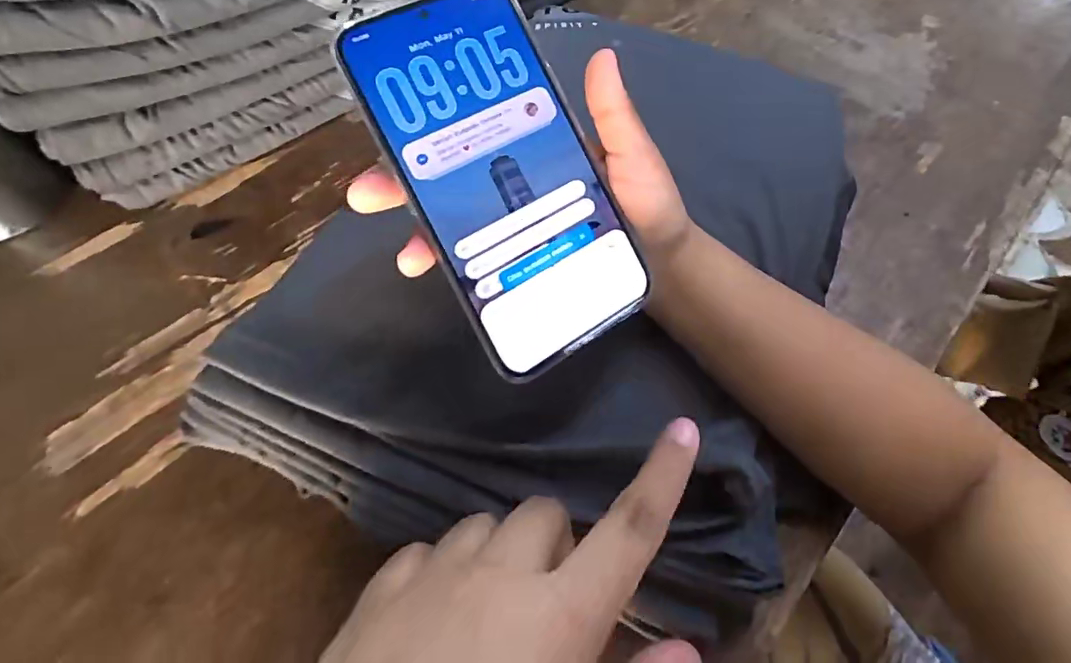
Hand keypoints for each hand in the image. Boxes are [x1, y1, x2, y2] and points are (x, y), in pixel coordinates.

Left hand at [319, 419, 702, 662]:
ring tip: (488, 615)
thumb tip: (688, 648)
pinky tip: (430, 619)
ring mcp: (437, 573)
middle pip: (548, 514)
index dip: (662, 478)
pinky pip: (429, 549)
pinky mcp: (381, 587)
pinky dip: (443, 572)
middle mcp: (502, 574)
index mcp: (559, 614)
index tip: (683, 429)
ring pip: (488, 524)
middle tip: (551, 606)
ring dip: (500, 556)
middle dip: (558, 546)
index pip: (628, 531)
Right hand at [346, 48, 694, 276]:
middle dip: (403, 175)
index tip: (399, 113)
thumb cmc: (650, 207)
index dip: (439, 119)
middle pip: (450, 169)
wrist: (662, 270)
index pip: (481, 124)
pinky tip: (423, 264)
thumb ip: (614, 115)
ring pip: (450, 212)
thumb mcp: (634, 156)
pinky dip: (442, 257)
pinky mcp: (515, 255)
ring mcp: (513, 218)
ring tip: (401, 243)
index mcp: (540, 144)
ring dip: (414, 221)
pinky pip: (470, 253)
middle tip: (369, 190)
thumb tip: (602, 56)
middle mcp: (517, 177)